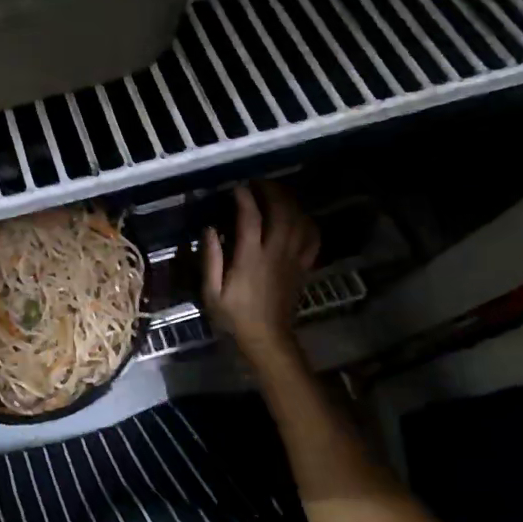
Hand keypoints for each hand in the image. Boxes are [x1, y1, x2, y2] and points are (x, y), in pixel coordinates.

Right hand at [201, 181, 319, 363]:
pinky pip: (312, 236)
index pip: (250, 218)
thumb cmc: (235, 316)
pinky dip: (307, 221)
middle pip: (281, 211)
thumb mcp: (212, 293)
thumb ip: (211, 259)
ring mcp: (293, 258)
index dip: (245, 198)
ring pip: (299, 220)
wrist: (268, 338)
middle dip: (271, 191)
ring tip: (276, 193)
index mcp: (251, 258)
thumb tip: (210, 229)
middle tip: (258, 183)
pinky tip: (297, 216)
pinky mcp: (304, 265)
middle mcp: (276, 253)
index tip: (236, 187)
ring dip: (289, 201)